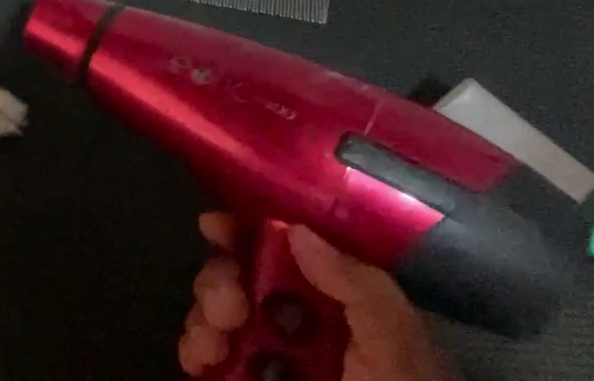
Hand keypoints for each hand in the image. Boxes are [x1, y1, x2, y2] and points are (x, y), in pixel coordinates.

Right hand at [181, 213, 457, 380]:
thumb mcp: (398, 355)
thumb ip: (363, 291)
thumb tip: (297, 231)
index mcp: (342, 304)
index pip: (288, 246)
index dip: (248, 228)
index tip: (215, 227)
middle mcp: (303, 321)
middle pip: (241, 273)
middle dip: (220, 280)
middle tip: (227, 308)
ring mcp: (273, 354)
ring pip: (218, 309)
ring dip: (205, 318)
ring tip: (212, 344)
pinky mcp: (245, 376)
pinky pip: (206, 351)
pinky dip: (195, 348)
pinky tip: (199, 358)